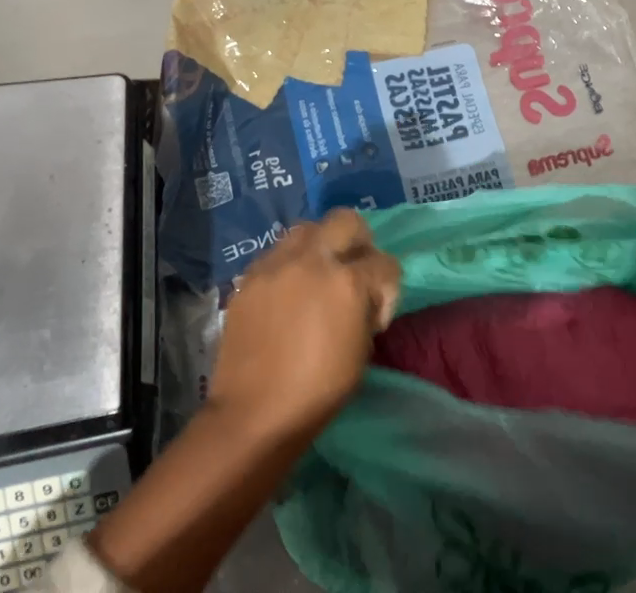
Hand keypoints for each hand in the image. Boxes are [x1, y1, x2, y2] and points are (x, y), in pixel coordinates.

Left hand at [208, 209, 401, 442]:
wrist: (254, 414)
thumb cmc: (319, 389)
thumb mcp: (363, 349)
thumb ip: (366, 309)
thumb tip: (361, 299)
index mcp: (347, 281)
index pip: (386, 263)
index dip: (388, 290)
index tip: (375, 317)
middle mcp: (311, 262)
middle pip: (347, 221)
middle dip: (359, 243)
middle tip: (354, 274)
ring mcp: (274, 267)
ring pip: (306, 229)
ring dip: (320, 246)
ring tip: (318, 278)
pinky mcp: (248, 280)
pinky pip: (275, 255)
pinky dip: (289, 266)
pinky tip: (288, 295)